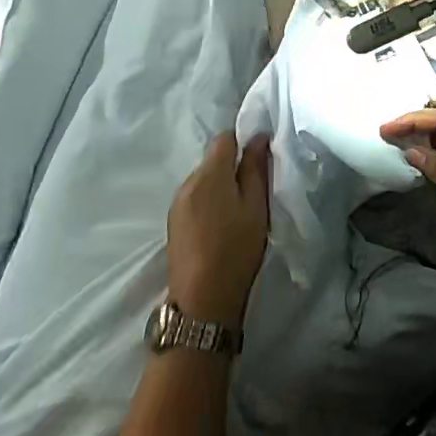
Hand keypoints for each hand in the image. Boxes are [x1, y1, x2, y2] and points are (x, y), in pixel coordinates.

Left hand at [166, 132, 269, 324]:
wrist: (203, 297)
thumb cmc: (236, 248)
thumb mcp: (256, 206)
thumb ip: (255, 169)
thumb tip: (257, 138)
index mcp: (209, 174)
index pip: (224, 138)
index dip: (244, 141)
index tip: (261, 157)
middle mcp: (187, 182)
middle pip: (212, 159)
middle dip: (233, 165)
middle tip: (256, 187)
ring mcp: (177, 203)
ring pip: (204, 179)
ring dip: (221, 184)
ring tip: (240, 208)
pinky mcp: (173, 221)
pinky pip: (195, 197)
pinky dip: (210, 200)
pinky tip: (222, 222)